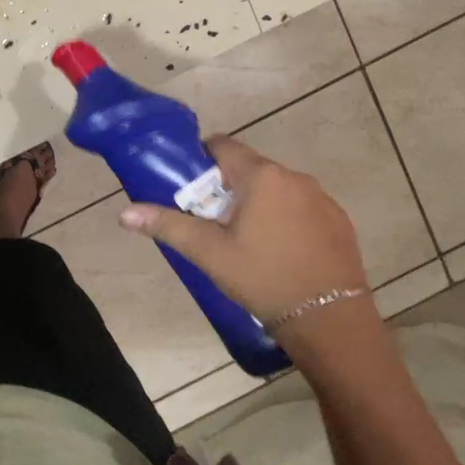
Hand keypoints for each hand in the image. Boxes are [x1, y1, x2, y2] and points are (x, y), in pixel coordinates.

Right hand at [117, 136, 381, 352]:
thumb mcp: (208, 253)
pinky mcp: (338, 221)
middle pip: (249, 169)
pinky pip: (300, 208)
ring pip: (276, 190)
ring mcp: (322, 199)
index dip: (199, 159)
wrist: (328, 318)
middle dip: (225, 188)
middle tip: (207, 221)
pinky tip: (276, 252)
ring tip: (241, 240)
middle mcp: (295, 177)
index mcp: (261, 177)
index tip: (186, 185)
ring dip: (255, 204)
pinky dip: (282, 219)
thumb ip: (168, 226)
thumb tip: (125, 213)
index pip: (222, 146)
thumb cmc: (262, 277)